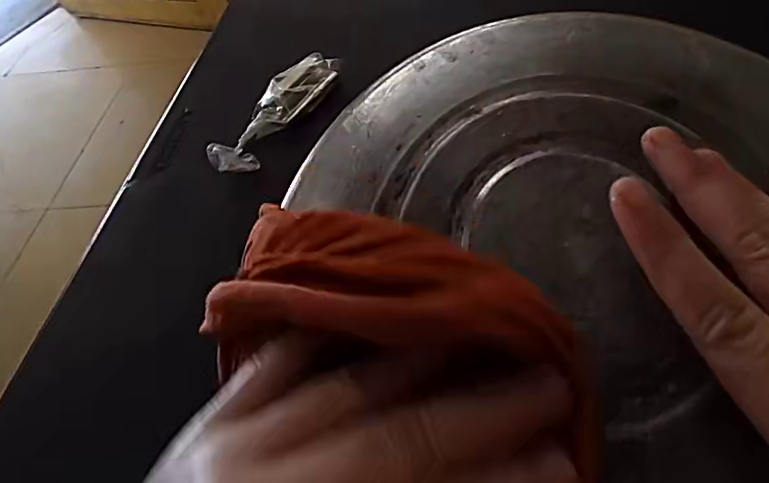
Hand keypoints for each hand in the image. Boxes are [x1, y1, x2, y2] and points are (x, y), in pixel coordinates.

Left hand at [146, 335, 574, 482]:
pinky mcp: (203, 428)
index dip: (502, 476)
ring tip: (488, 331)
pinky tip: (376, 304)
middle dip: (485, 407)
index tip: (565, 459)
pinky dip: (332, 327)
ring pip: (345, 378)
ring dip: (424, 350)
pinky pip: (277, 358)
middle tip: (552, 382)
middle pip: (397, 434)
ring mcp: (224, 451)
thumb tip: (508, 480)